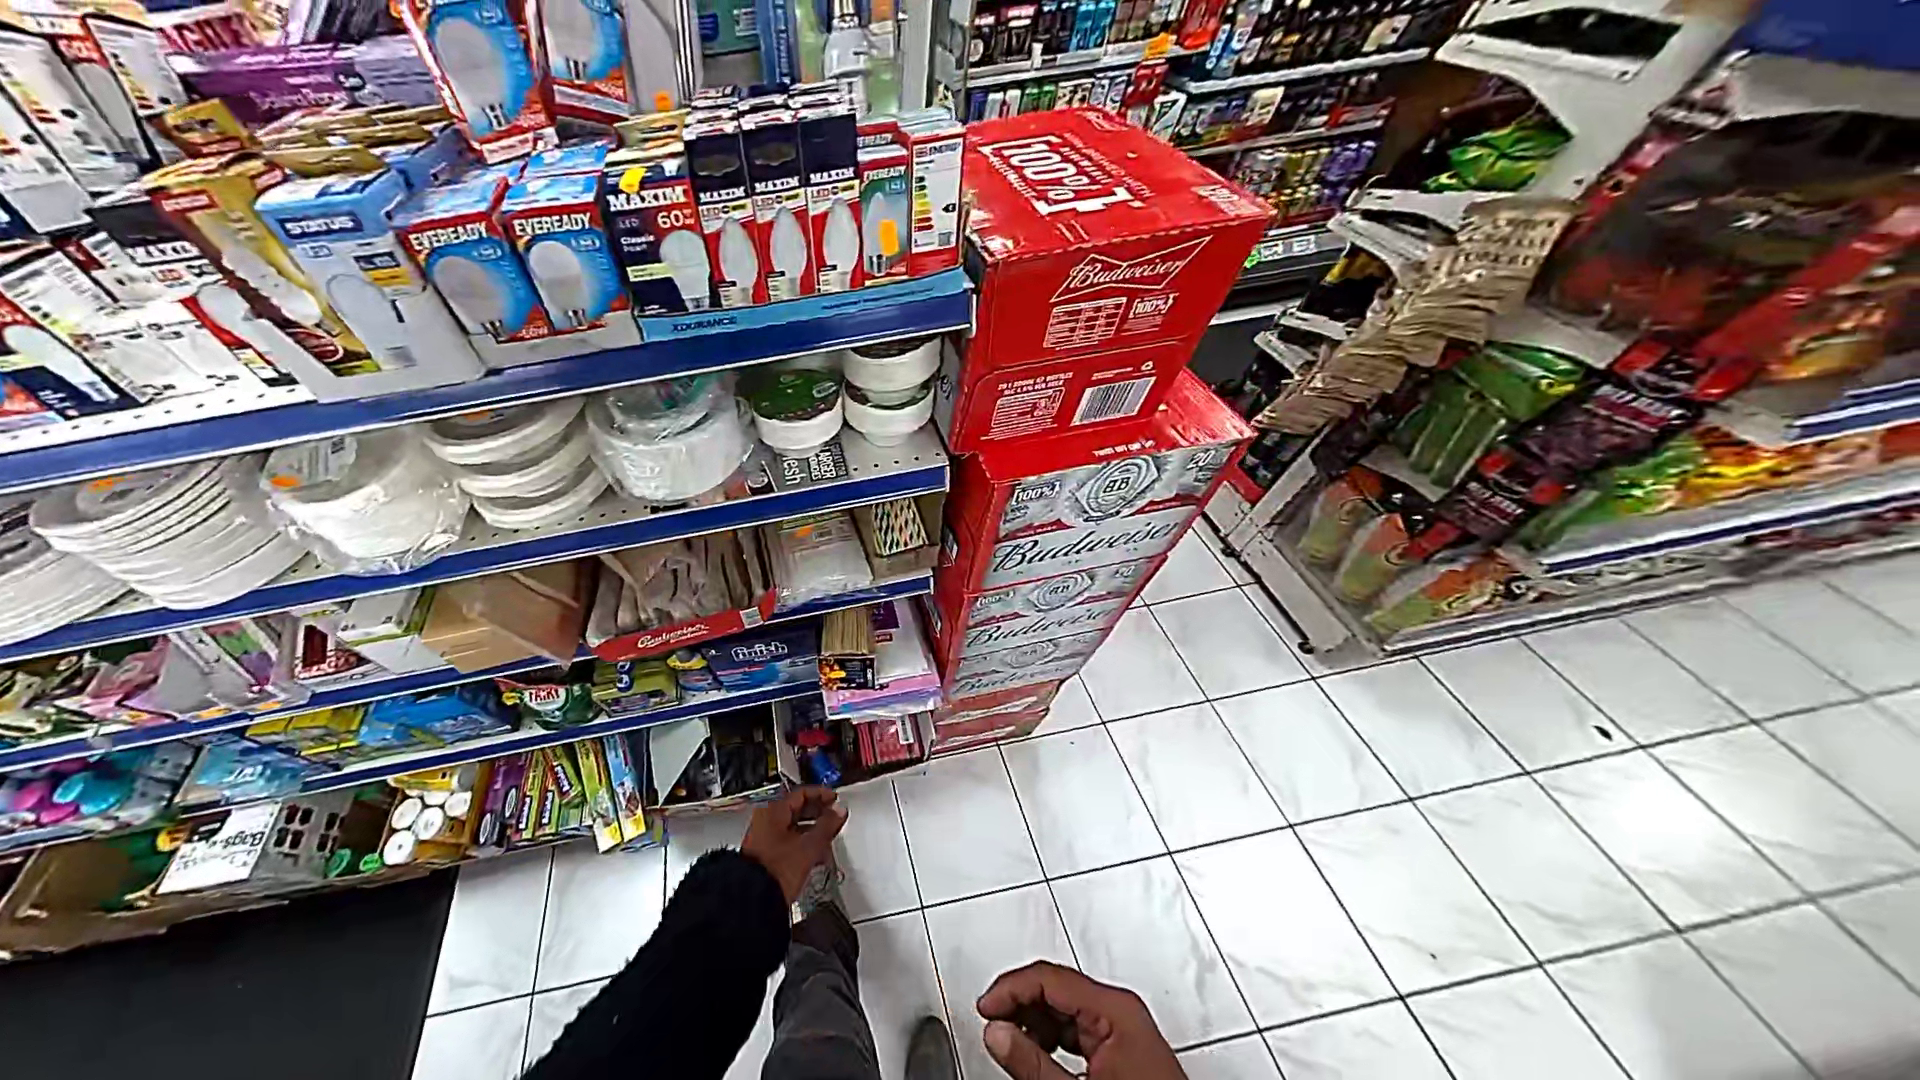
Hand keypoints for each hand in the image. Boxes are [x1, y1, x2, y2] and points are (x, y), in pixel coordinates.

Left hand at [740, 785, 846, 904]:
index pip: (801, 793)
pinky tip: (814, 855)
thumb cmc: (775, 871)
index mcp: (772, 811)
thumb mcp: (809, 845)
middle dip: (818, 813)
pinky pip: (787, 840)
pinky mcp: (764, 855)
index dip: (821, 794)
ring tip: (828, 838)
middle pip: (796, 809)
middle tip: (833, 816)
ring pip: (793, 826)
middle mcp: (765, 821)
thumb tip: (838, 811)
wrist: (753, 900)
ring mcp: (763, 838)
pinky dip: (803, 843)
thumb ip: (827, 825)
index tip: (834, 799)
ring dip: (812, 830)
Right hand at [977, 961, 1185, 1079]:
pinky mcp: (1122, 1047)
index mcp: (1115, 1009)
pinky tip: (1038, 1057)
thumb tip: (997, 1032)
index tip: (986, 1007)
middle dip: (1020, 1003)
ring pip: (1065, 1008)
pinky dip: (1052, 1039)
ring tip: (1011, 1045)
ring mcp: (1124, 1028)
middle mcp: (1121, 1010)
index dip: (1011, 988)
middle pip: (1057, 988)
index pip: (1050, 977)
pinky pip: (1078, 1029)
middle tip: (992, 1023)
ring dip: (1034, 1023)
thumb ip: (1033, 1063)